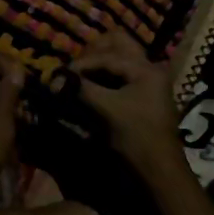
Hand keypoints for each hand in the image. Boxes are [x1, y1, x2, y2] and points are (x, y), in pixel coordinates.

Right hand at [72, 32, 179, 164]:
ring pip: (119, 59)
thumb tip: (55, 79)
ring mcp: (148, 82)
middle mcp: (150, 68)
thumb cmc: (136, 137)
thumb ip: (82, 89)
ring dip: (97, 64)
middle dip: (93, 53)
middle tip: (73, 68)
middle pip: (118, 45)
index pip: (108, 56)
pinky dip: (103, 77)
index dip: (82, 63)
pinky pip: (120, 75)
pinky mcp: (142, 96)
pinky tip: (88, 86)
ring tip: (77, 77)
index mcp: (146, 68)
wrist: (159, 169)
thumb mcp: (107, 110)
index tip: (60, 73)